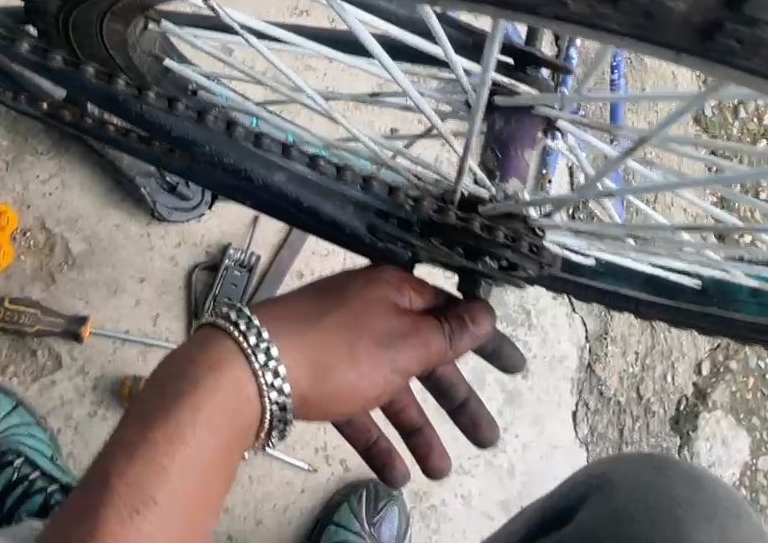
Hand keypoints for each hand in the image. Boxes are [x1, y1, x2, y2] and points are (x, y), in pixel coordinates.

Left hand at [250, 265, 525, 486]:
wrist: (253, 366)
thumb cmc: (340, 348)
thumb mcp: (404, 342)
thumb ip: (447, 332)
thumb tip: (485, 311)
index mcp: (394, 292)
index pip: (450, 313)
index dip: (485, 341)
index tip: (515, 368)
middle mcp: (371, 312)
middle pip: (424, 355)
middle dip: (456, 399)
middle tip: (488, 439)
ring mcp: (343, 344)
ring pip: (392, 387)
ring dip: (417, 429)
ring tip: (440, 471)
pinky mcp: (319, 376)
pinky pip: (358, 407)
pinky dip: (377, 437)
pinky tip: (393, 476)